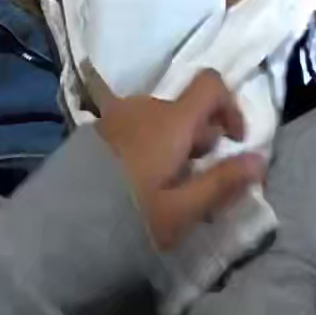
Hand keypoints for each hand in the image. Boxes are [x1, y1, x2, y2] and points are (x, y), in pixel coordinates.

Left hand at [94, 70, 266, 249]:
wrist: (55, 231)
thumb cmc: (128, 218)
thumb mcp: (181, 211)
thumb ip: (222, 182)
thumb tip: (260, 159)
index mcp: (172, 119)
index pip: (211, 83)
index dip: (230, 105)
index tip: (233, 141)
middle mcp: (146, 106)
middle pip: (186, 106)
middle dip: (201, 135)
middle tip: (196, 179)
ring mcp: (118, 115)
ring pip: (161, 117)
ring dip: (174, 141)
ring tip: (165, 185)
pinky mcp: (97, 129)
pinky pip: (135, 124)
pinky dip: (148, 142)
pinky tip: (136, 179)